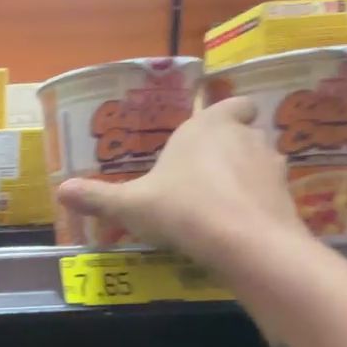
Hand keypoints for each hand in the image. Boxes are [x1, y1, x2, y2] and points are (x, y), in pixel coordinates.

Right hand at [56, 98, 307, 268]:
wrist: (244, 242)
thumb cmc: (182, 208)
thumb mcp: (129, 206)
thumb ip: (97, 197)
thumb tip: (61, 190)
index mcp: (208, 127)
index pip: (232, 105)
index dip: (224, 116)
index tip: (207, 135)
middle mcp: (245, 137)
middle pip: (243, 134)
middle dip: (225, 150)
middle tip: (197, 177)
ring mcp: (271, 165)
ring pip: (256, 163)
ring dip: (240, 177)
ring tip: (213, 205)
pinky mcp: (285, 195)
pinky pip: (265, 193)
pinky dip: (252, 204)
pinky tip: (231, 226)